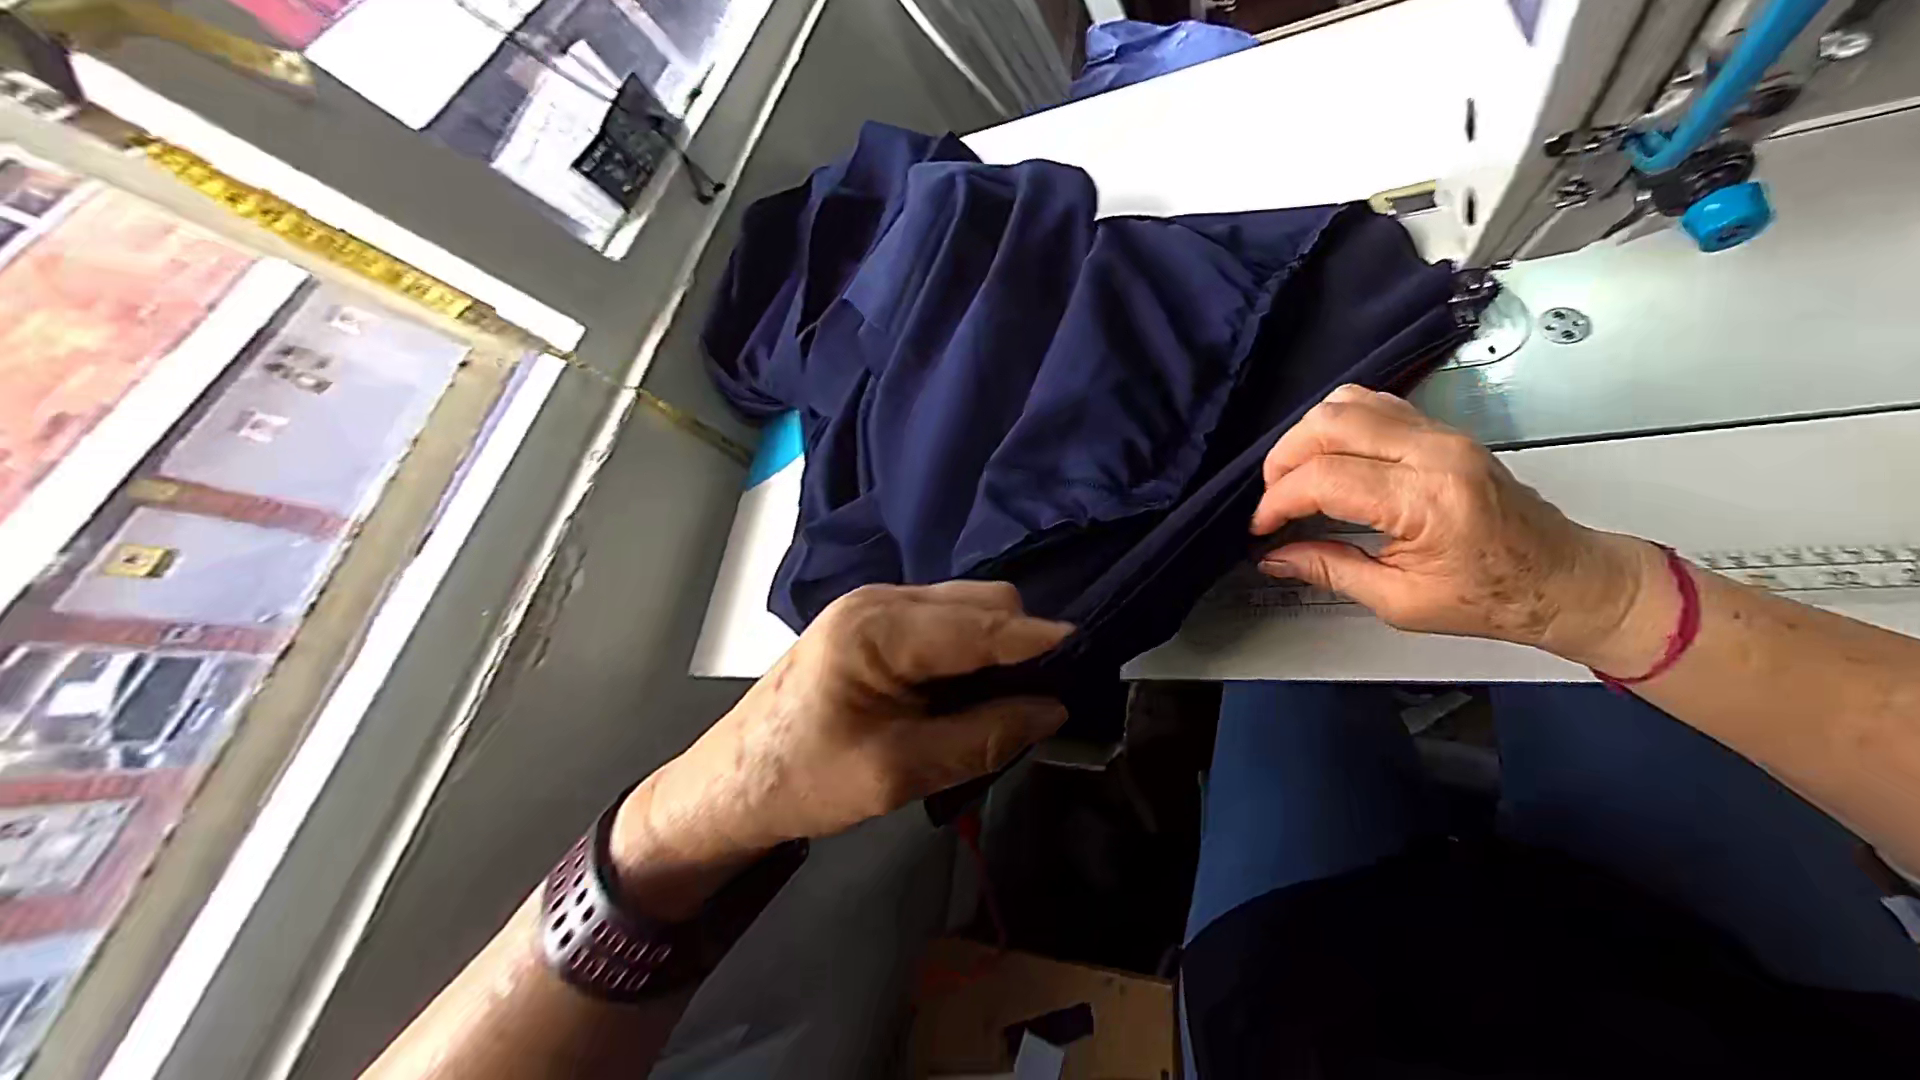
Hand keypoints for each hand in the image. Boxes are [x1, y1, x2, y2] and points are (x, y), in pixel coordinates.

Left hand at [610, 582, 1069, 917]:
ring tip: (1012, 696)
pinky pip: (943, 620)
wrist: (731, 782)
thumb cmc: (803, 780)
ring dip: (996, 646)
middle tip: (1045, 695)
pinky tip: (971, 687)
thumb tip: (1051, 710)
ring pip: (964, 607)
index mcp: (878, 628)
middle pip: (979, 602)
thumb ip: (982, 737)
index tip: (1090, 653)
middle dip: (1020, 642)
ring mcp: (874, 605)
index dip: (1039, 639)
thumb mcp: (898, 772)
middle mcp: (879, 599)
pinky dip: (970, 648)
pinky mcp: (873, 621)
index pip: (980, 624)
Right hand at [1250, 385, 1672, 670]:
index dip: (1277, 501)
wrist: (1564, 578)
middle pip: (1328, 424)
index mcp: (1427, 502)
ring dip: (1306, 437)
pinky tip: (1328, 457)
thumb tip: (1273, 557)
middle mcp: (1435, 453)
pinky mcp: (1442, 429)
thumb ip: (1328, 570)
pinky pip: (1372, 403)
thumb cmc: (1491, 596)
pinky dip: (1335, 424)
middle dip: (1283, 461)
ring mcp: (1442, 434)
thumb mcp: (1398, 600)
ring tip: (1296, 476)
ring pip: (1347, 402)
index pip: (1324, 478)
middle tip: (1273, 498)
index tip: (1261, 527)